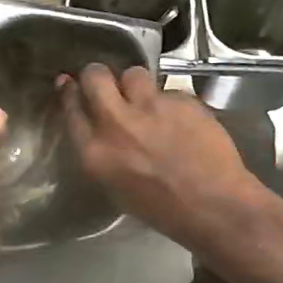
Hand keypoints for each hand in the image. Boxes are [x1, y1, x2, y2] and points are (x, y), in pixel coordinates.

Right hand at [59, 64, 267, 248]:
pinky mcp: (181, 99)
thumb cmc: (162, 208)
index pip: (71, 107)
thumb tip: (101, 131)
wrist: (212, 204)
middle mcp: (117, 122)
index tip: (70, 83)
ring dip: (137, 84)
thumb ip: (102, 153)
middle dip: (97, 74)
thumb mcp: (116, 187)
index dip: (70, 91)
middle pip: (95, 76)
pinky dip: (171, 103)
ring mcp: (150, 107)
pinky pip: (168, 92)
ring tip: (148, 100)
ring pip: (134, 74)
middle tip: (106, 82)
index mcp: (95, 151)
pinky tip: (183, 121)